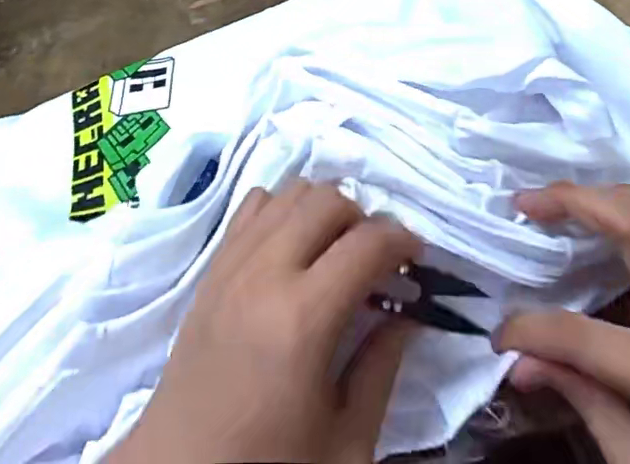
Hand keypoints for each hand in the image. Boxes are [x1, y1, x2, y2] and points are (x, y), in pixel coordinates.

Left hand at [109, 180, 421, 463]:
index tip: (418, 257)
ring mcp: (232, 261)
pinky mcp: (211, 264)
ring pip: (287, 192)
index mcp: (303, 317)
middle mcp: (264, 271)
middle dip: (364, 216)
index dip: (402, 240)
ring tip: (339, 247)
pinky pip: (251, 206)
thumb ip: (381, 366)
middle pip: (324, 199)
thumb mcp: (346, 439)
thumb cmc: (270, 462)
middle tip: (379, 257)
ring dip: (323, 207)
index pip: (365, 243)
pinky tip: (294, 243)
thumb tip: (408, 314)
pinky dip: (282, 208)